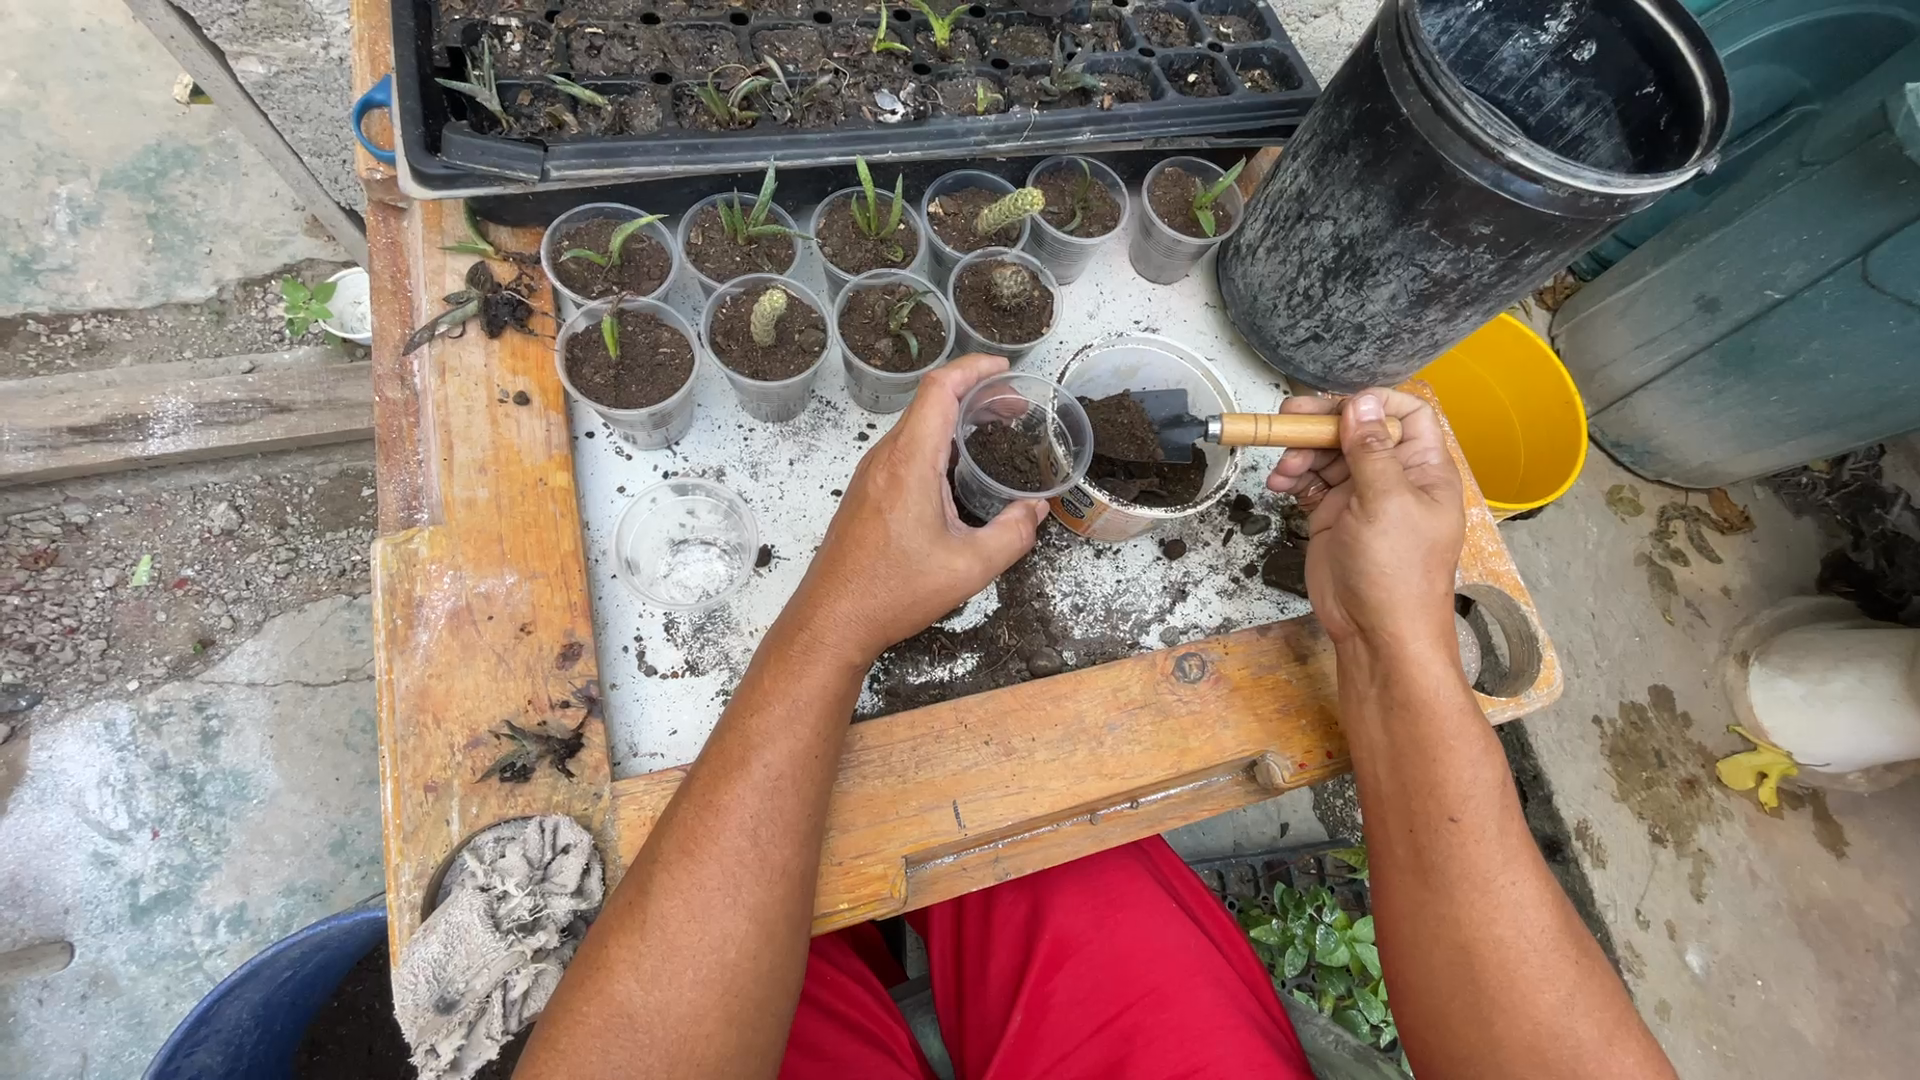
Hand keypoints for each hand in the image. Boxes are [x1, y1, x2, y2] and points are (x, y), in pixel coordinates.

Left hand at [787, 354, 1049, 665]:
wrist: (831, 618)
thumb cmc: (892, 592)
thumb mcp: (968, 568)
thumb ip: (1012, 535)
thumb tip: (1036, 511)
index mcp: (909, 462)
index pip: (939, 388)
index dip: (975, 369)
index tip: (1007, 370)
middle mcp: (885, 458)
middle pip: (930, 402)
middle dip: (976, 394)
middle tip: (1015, 408)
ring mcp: (871, 474)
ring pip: (916, 425)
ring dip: (955, 418)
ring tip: (994, 430)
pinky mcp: (867, 492)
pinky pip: (904, 449)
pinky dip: (937, 441)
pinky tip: (958, 466)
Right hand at [1265, 388, 1463, 657]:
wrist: (1374, 629)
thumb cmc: (1395, 568)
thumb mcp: (1386, 502)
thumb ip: (1371, 450)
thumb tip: (1360, 402)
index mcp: (1422, 467)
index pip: (1407, 414)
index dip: (1374, 402)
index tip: (1338, 406)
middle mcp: (1392, 475)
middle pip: (1355, 430)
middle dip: (1321, 425)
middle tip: (1286, 420)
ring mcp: (1359, 495)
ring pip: (1326, 455)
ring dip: (1300, 455)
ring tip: (1283, 471)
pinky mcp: (1331, 515)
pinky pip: (1309, 482)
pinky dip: (1292, 479)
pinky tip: (1279, 485)